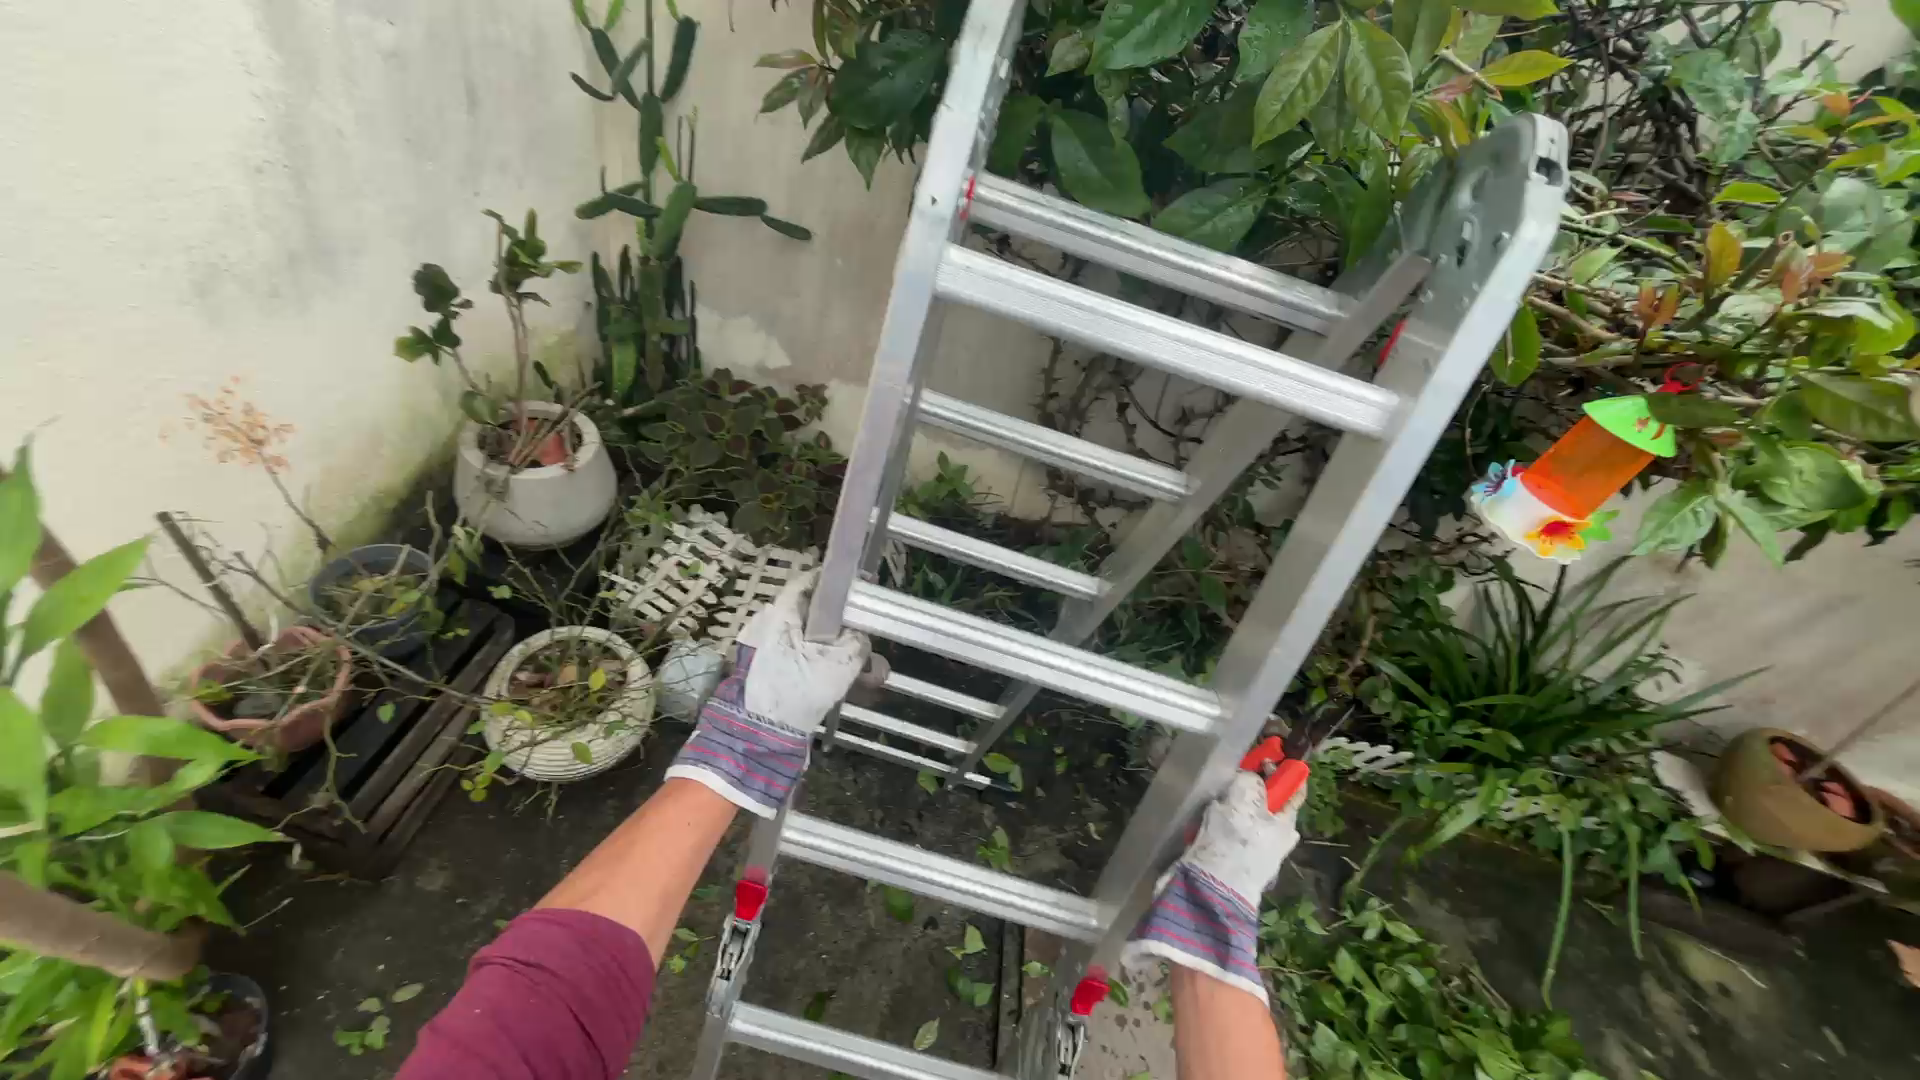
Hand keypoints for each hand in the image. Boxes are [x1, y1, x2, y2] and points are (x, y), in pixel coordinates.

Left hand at [664, 572, 869, 816]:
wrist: (759, 734)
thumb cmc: (798, 690)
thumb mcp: (839, 664)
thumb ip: (856, 642)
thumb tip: (861, 633)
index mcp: (780, 612)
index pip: (809, 582)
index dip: (834, 584)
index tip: (856, 592)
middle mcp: (765, 621)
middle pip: (807, 610)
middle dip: (836, 622)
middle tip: (859, 634)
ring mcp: (758, 644)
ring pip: (801, 634)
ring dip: (826, 644)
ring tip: (853, 663)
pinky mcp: (759, 666)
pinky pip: (791, 652)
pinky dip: (811, 658)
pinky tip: (829, 676)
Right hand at [1123, 771, 1302, 1003]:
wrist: (1207, 892)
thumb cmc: (1233, 845)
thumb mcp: (1244, 802)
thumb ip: (1250, 781)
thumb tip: (1250, 775)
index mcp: (1286, 824)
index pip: (1293, 787)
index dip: (1280, 767)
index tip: (1263, 751)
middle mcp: (1272, 836)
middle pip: (1260, 797)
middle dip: (1242, 786)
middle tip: (1225, 780)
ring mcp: (1248, 849)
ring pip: (1236, 812)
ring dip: (1220, 805)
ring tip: (1206, 806)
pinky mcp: (1224, 858)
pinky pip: (1217, 830)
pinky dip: (1207, 823)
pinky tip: (1197, 824)